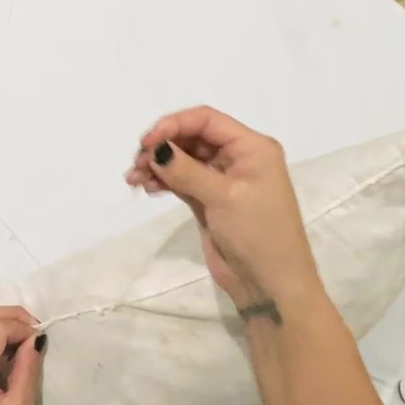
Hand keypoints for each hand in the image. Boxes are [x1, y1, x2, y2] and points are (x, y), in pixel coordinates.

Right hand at [124, 106, 323, 316]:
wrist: (270, 283)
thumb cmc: (258, 234)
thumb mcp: (224, 197)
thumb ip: (186, 170)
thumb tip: (155, 150)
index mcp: (251, 147)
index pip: (206, 120)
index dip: (173, 125)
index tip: (147, 143)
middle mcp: (237, 157)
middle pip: (192, 137)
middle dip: (162, 146)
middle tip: (137, 165)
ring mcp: (221, 180)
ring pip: (182, 159)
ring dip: (158, 164)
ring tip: (135, 179)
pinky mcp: (208, 200)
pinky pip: (181, 180)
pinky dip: (163, 180)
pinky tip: (147, 188)